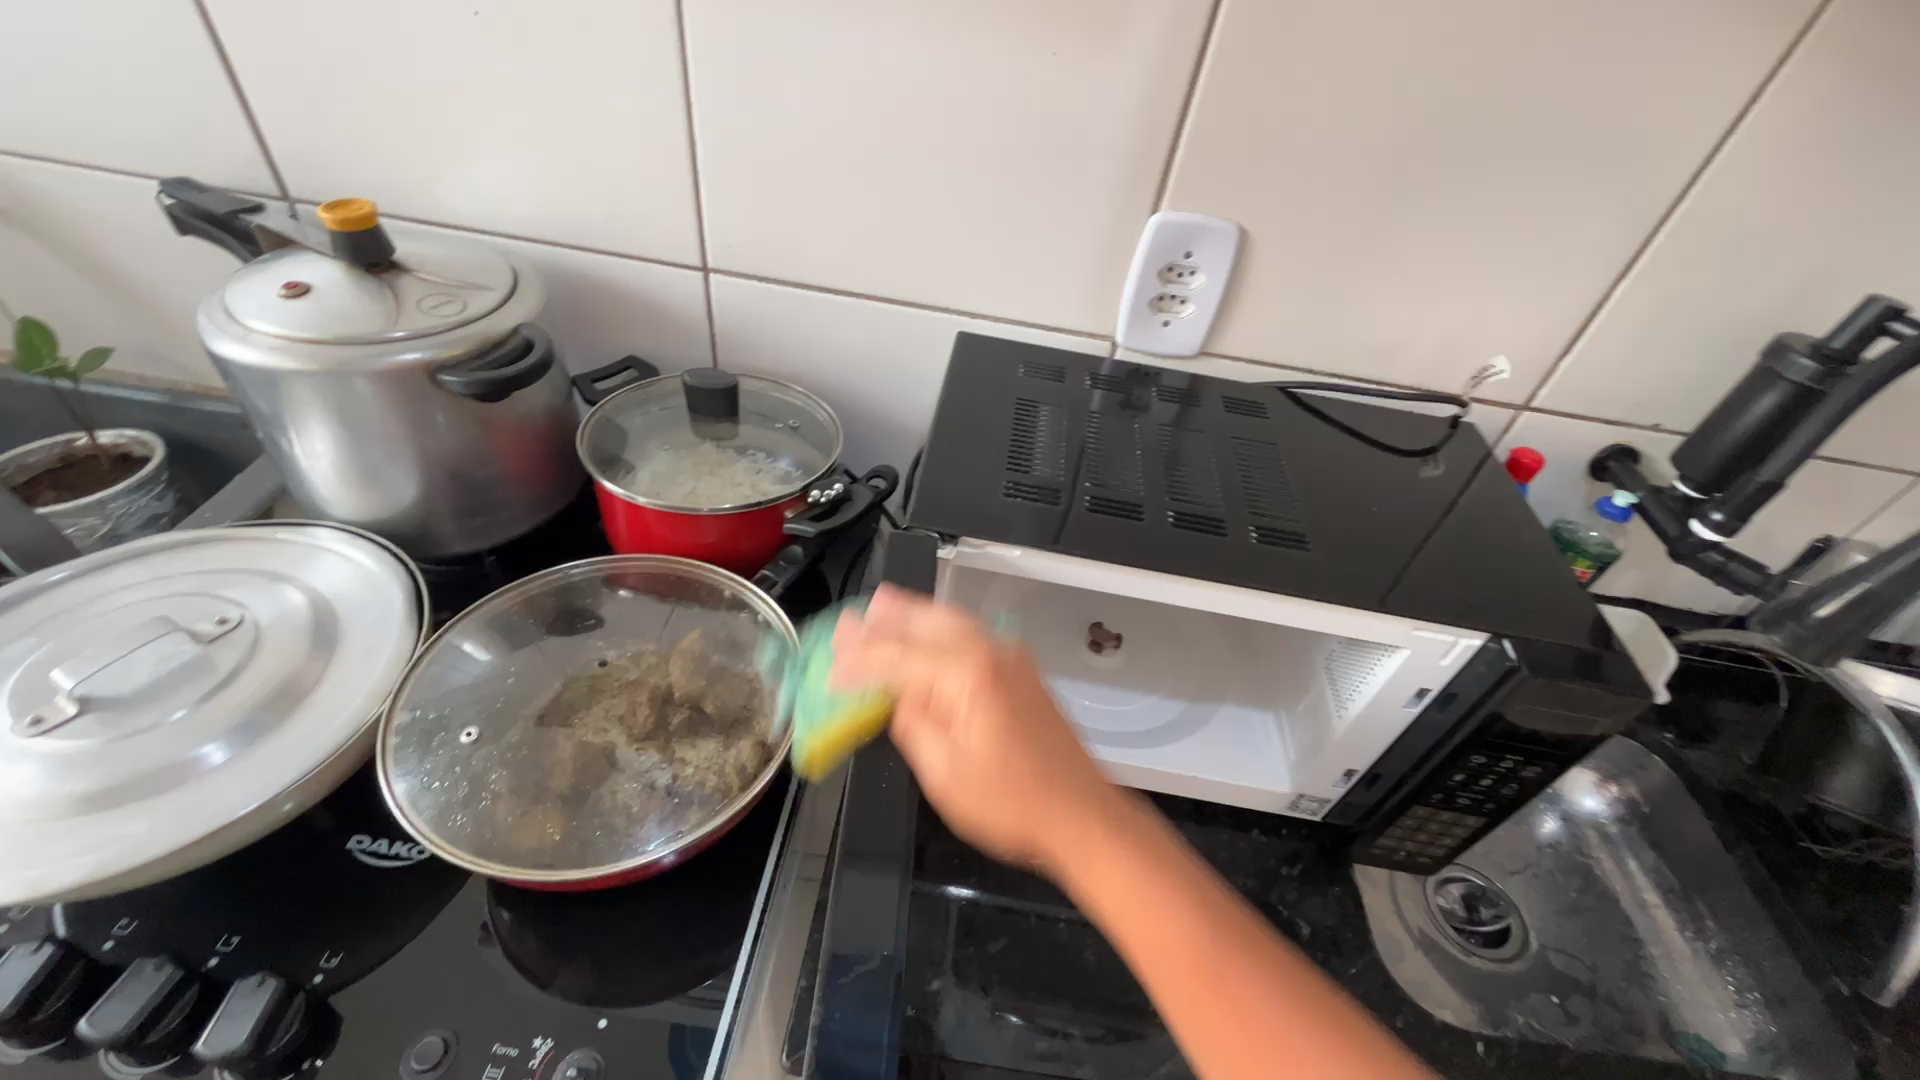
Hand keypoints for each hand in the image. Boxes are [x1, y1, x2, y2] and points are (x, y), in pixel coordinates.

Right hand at [831, 585, 1126, 875]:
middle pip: (926, 622)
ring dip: (913, 614)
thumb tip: (891, 698)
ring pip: (951, 619)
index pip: (897, 658)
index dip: (859, 663)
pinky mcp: (1022, 670)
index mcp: (967, 676)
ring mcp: (1011, 657)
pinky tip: (927, 630)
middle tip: (849, 622)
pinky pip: (971, 632)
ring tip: (880, 606)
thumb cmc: (1014, 805)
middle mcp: (991, 653)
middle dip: (884, 621)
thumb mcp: (944, 774)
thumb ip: (911, 724)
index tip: (830, 669)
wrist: (1082, 815)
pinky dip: (940, 626)